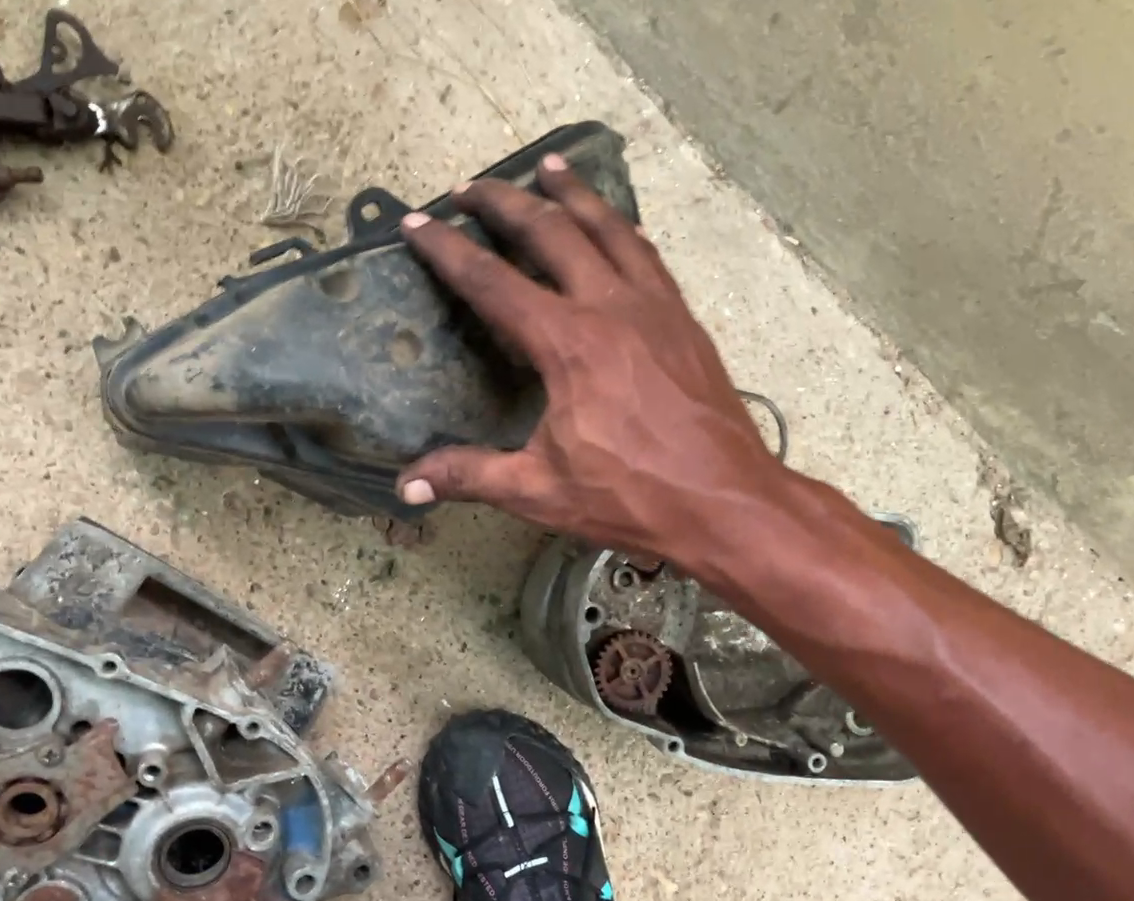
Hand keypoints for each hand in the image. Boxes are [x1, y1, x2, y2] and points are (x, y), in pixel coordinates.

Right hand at [394, 154, 787, 559]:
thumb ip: (470, 475)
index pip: (492, 282)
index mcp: (568, 343)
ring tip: (547, 166)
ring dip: (571, 194)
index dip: (448, 251)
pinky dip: (620, 228)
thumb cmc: (632, 496)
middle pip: (551, 232)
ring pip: (608, 227)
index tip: (418, 224)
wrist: (726, 501)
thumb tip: (406, 484)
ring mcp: (654, 307)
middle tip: (471, 188)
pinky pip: (646, 254)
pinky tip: (615, 224)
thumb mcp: (539, 491)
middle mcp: (610, 307)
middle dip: (504, 202)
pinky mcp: (683, 319)